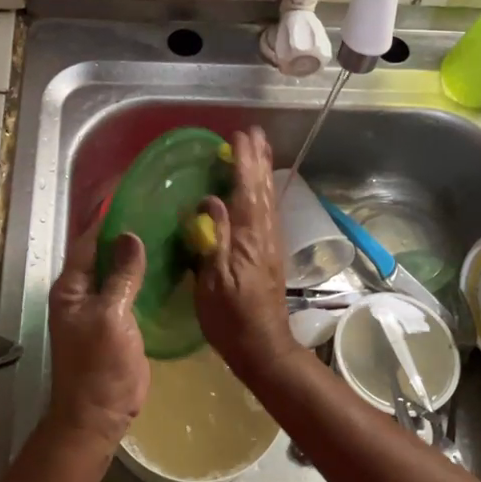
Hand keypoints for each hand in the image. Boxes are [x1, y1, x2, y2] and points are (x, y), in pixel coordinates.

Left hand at [45, 212, 148, 447]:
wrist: (98, 415)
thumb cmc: (99, 366)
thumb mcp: (111, 316)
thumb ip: (121, 276)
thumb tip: (129, 236)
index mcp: (71, 287)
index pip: (88, 241)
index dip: (108, 217)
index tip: (132, 193)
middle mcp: (82, 293)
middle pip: (104, 254)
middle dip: (127, 233)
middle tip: (160, 207)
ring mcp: (100, 309)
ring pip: (119, 272)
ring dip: (138, 255)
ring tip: (170, 229)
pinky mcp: (118, 324)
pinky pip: (131, 291)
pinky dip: (146, 278)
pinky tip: (170, 267)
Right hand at [196, 128, 299, 379]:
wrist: (263, 348)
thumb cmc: (230, 318)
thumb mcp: (212, 281)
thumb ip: (213, 239)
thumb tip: (211, 200)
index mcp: (247, 237)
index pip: (246, 190)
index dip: (242, 162)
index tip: (238, 136)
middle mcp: (263, 234)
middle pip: (262, 189)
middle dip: (257, 160)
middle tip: (253, 133)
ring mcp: (269, 244)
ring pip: (267, 199)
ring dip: (262, 172)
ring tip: (259, 150)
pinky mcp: (269, 255)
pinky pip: (267, 212)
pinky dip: (263, 193)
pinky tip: (258, 191)